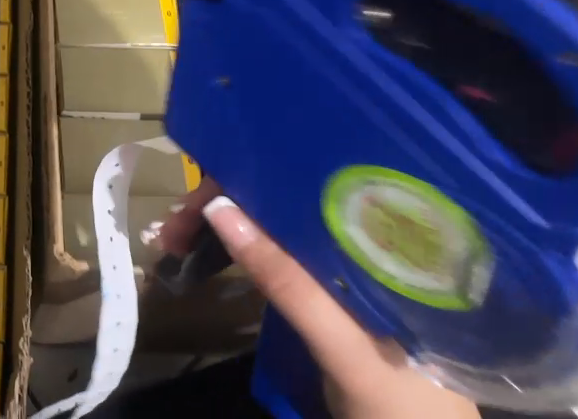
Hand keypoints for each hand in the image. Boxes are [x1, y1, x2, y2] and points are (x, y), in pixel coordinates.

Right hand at [158, 187, 479, 418]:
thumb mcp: (347, 348)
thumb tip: (218, 207)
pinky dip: (232, 253)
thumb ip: (289, 283)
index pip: (299, 188)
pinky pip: (269, 261)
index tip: (194, 195)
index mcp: (374, 240)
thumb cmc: (407, 406)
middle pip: (274, 206)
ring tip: (173, 240)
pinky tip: (202, 252)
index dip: (243, 181)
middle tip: (170, 227)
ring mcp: (335, 273)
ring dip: (217, 228)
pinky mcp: (321, 302)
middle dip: (218, 205)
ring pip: (267, 230)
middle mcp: (353, 244)